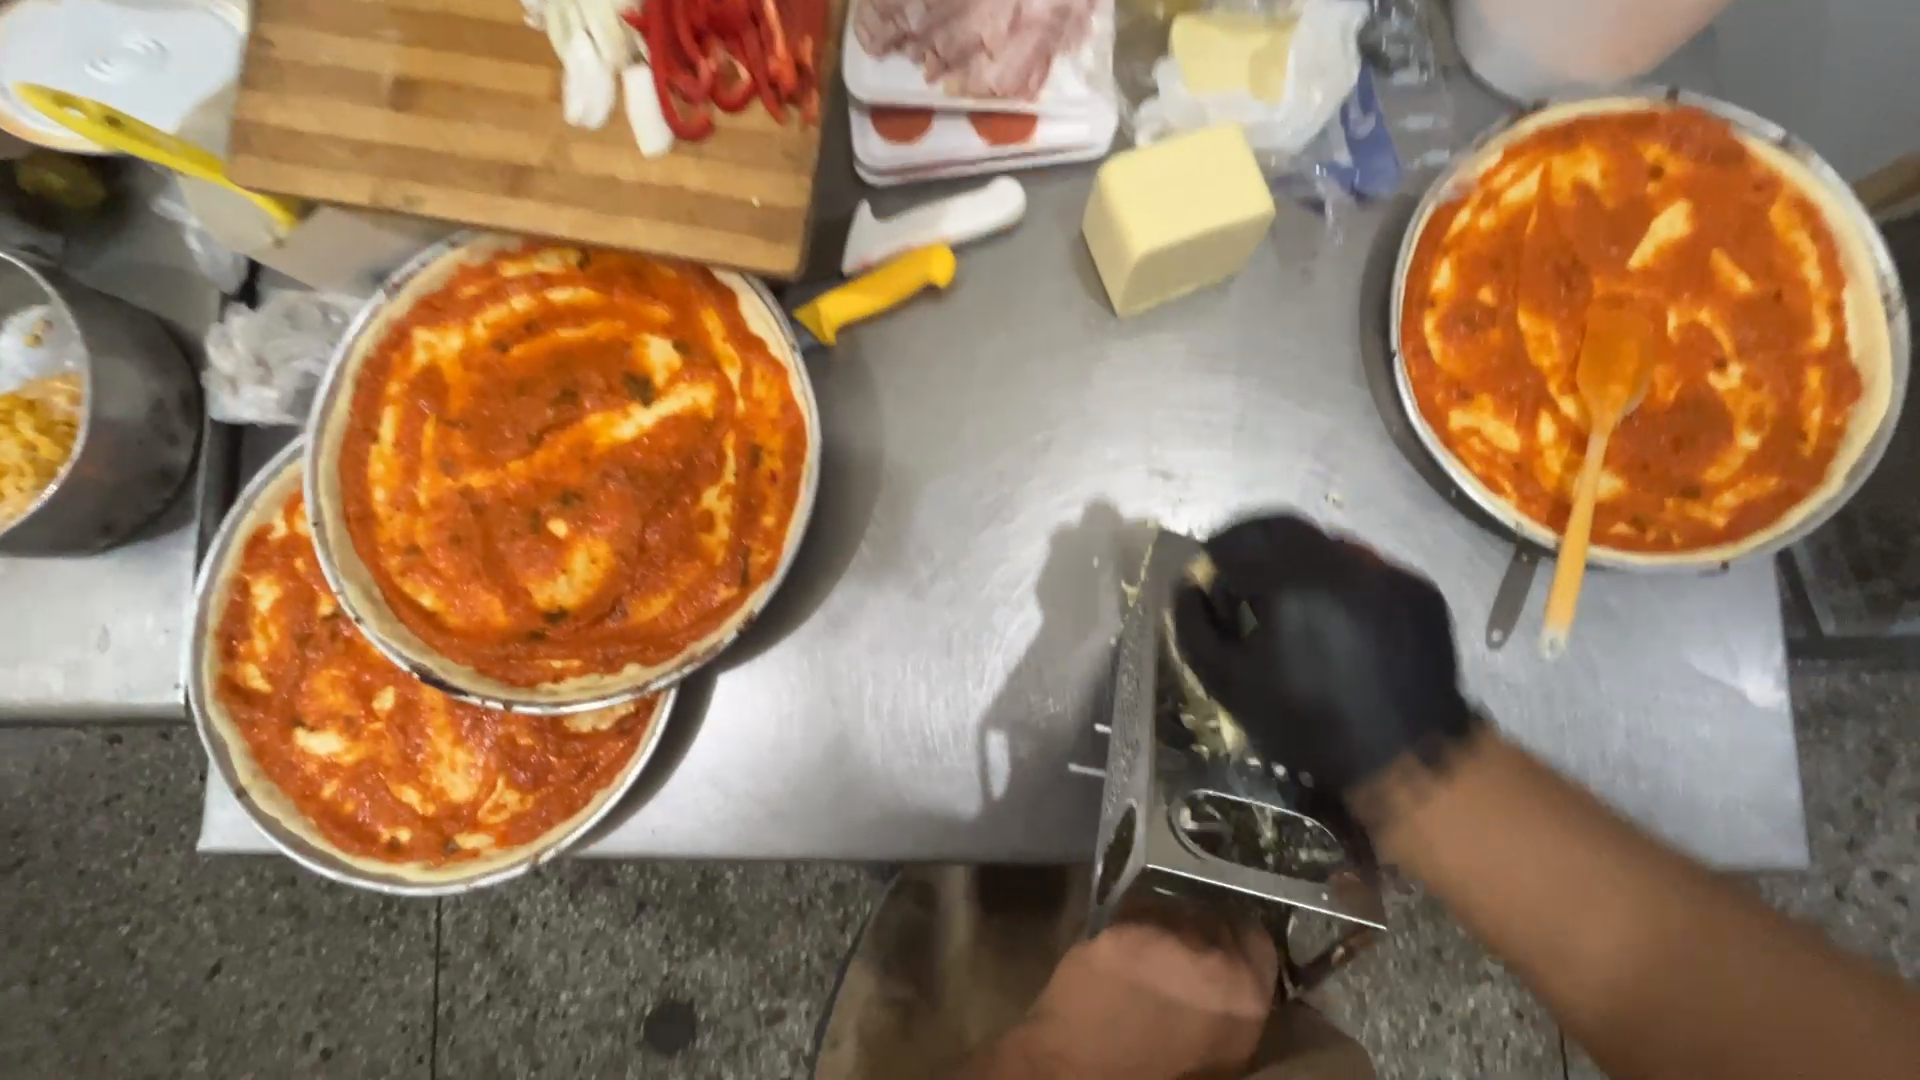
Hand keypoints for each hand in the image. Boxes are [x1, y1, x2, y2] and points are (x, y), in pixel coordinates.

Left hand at [998, 899, 1278, 1079]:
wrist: (1087, 1078)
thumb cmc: (1163, 1077)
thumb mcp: (1223, 1053)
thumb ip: (1235, 1004)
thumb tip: (1237, 975)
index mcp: (1246, 995)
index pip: (1256, 937)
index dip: (1239, 937)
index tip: (1226, 941)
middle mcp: (1213, 955)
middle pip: (1214, 915)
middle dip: (1201, 926)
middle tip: (1183, 943)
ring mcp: (1164, 937)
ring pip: (1173, 907)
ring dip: (1165, 920)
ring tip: (1151, 943)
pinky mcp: (1121, 928)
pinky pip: (1134, 910)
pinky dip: (1131, 920)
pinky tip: (1122, 941)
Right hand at [1171, 513, 1473, 799]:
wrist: (1408, 759)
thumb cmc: (1307, 724)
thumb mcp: (1228, 684)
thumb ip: (1194, 626)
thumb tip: (1188, 586)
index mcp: (1291, 584)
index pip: (1231, 547)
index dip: (1210, 566)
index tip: (1207, 589)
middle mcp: (1341, 564)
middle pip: (1277, 527)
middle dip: (1246, 545)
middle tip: (1235, 575)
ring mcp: (1384, 571)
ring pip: (1321, 542)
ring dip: (1292, 560)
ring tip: (1287, 601)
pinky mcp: (1415, 586)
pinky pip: (1361, 566)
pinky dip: (1336, 581)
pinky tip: (1333, 619)